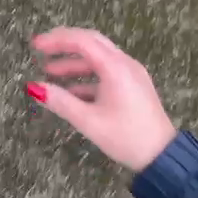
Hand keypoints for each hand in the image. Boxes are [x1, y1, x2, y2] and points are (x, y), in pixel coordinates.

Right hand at [28, 28, 177, 171]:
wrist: (163, 156)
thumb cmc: (125, 137)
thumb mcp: (89, 121)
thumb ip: (61, 102)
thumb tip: (34, 87)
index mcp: (115, 68)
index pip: (82, 41)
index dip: (57, 40)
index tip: (36, 45)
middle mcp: (125, 64)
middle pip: (92, 42)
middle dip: (65, 44)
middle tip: (42, 48)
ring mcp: (132, 73)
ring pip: (99, 57)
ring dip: (75, 62)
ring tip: (50, 72)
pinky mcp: (134, 85)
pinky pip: (107, 71)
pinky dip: (88, 76)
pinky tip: (72, 91)